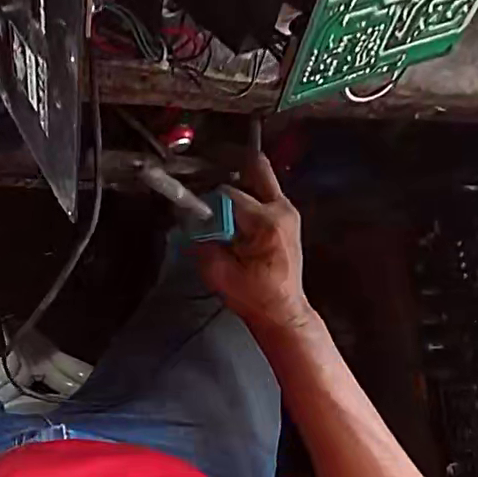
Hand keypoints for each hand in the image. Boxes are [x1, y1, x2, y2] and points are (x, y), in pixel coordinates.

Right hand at [194, 152, 316, 337]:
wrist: (283, 311)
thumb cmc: (256, 297)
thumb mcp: (219, 273)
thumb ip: (202, 243)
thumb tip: (189, 221)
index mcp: (267, 224)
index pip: (229, 193)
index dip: (208, 198)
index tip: (193, 204)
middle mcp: (281, 211)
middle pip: (255, 167)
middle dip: (228, 165)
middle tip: (207, 170)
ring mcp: (287, 212)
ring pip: (260, 177)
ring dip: (237, 181)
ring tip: (215, 193)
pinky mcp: (286, 217)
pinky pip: (263, 192)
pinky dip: (245, 193)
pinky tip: (229, 207)